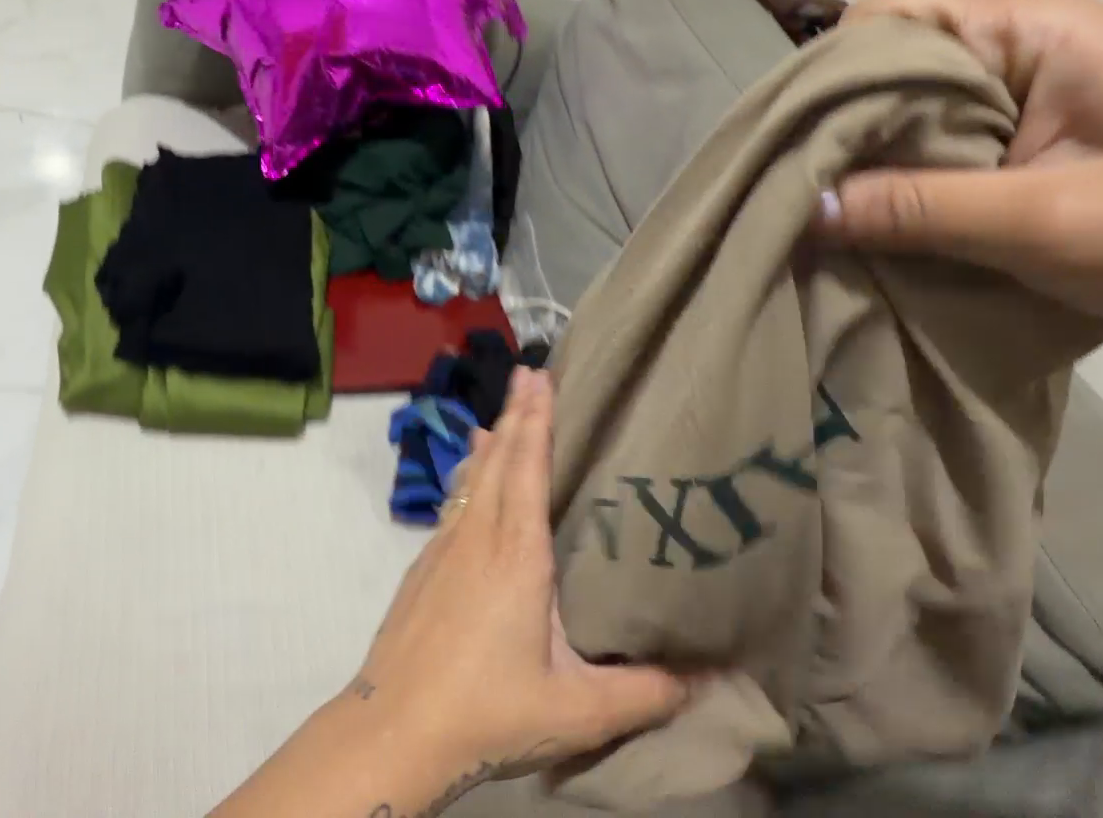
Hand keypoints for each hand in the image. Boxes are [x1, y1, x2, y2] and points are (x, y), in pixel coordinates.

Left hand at [350, 368, 689, 782]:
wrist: (392, 729)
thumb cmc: (486, 713)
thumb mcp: (577, 712)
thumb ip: (646, 694)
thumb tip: (710, 678)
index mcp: (516, 556)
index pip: (527, 469)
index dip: (537, 421)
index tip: (542, 377)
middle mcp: (477, 538)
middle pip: (498, 461)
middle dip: (517, 414)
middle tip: (530, 373)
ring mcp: (442, 551)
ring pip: (471, 479)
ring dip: (491, 442)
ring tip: (503, 413)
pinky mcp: (422, 570)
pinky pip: (454, 505)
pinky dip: (468, 477)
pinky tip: (469, 480)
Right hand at [817, 0, 1102, 355]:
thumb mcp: (1050, 220)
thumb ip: (917, 208)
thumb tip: (800, 207)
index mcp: (1028, 30)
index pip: (886, 22)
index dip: (827, 78)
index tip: (787, 149)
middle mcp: (1013, 52)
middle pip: (886, 73)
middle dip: (837, 134)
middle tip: (796, 198)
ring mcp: (1019, 102)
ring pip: (905, 122)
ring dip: (867, 170)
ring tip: (824, 222)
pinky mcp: (1020, 150)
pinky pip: (933, 158)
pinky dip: (898, 192)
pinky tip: (875, 231)